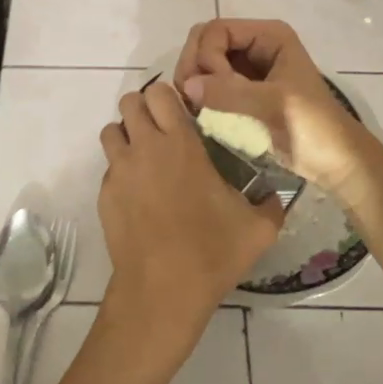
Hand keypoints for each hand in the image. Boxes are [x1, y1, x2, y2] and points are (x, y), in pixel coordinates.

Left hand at [97, 83, 282, 342]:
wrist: (163, 290)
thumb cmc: (212, 252)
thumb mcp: (258, 228)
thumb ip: (271, 203)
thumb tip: (277, 196)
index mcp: (180, 144)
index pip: (160, 92)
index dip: (170, 97)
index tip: (184, 114)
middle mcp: (145, 148)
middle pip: (130, 102)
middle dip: (145, 109)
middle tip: (163, 131)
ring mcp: (120, 171)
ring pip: (112, 131)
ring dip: (127, 135)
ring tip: (147, 157)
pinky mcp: (105, 194)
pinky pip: (109, 167)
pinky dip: (121, 170)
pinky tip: (140, 195)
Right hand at [176, 19, 370, 192]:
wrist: (335, 162)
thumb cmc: (313, 128)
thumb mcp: (275, 106)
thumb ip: (230, 93)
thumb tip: (186, 86)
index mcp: (269, 36)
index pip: (215, 31)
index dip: (208, 58)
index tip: (217, 91)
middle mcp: (254, 45)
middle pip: (203, 41)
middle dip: (194, 68)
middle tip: (194, 101)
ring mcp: (245, 68)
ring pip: (201, 62)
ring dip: (193, 83)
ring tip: (197, 110)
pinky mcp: (240, 92)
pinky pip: (208, 83)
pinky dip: (198, 96)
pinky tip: (200, 114)